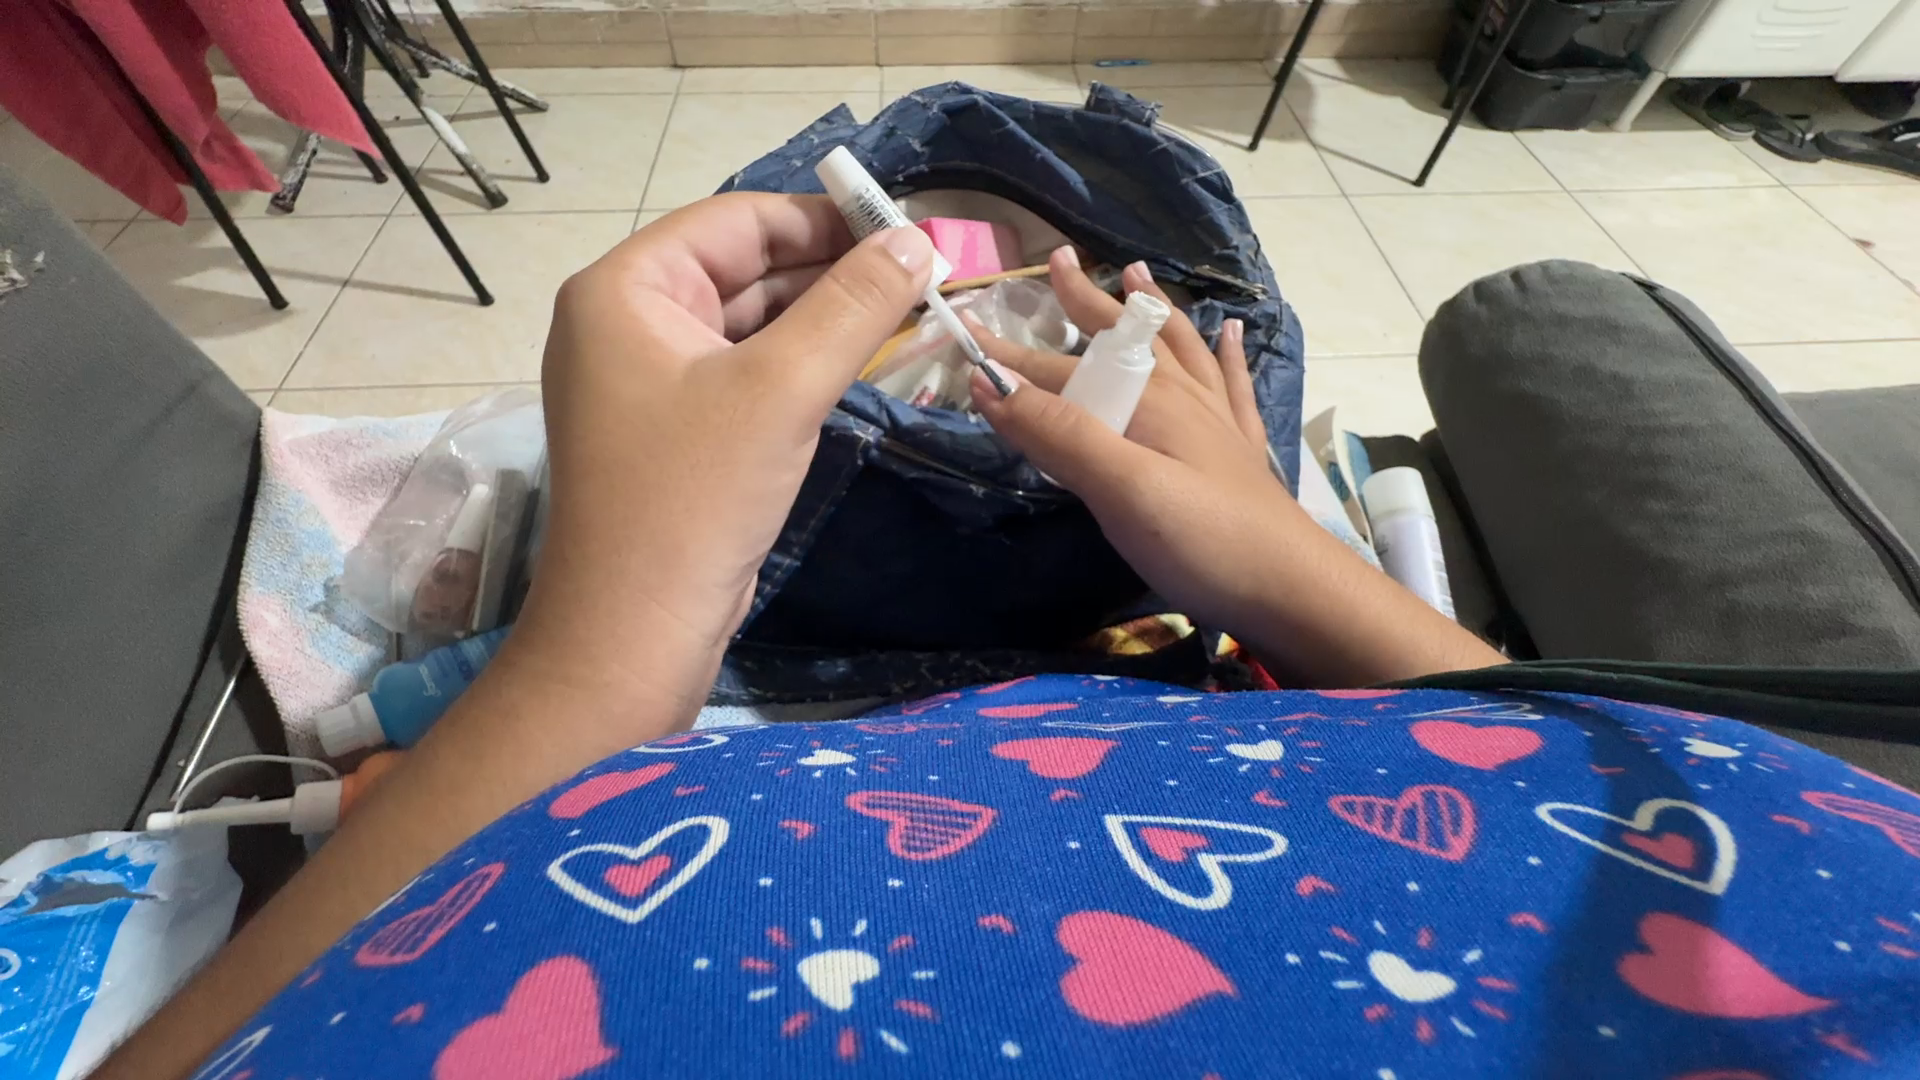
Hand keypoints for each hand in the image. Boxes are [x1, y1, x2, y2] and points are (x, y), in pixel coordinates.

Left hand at [519, 193, 935, 716]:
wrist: (638, 630)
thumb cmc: (697, 497)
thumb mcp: (783, 390)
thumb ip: (854, 308)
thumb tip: (918, 242)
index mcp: (627, 289)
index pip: (739, 221)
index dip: (825, 219)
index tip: (904, 232)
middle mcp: (631, 324)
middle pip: (746, 271)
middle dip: (832, 273)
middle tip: (919, 277)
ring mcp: (654, 382)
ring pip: (752, 328)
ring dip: (823, 322)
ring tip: (904, 315)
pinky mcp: (682, 433)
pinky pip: (748, 377)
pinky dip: (801, 368)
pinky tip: (855, 366)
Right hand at [969, 248, 1502, 684]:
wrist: (1292, 591)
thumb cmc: (1201, 540)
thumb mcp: (1121, 487)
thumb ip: (1059, 432)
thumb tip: (990, 382)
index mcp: (1147, 401)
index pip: (1059, 371)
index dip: (1008, 357)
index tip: (963, 332)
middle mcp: (1182, 398)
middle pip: (1122, 340)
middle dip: (1085, 302)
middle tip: (1060, 261)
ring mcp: (1216, 422)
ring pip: (1178, 349)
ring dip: (1152, 311)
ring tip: (1137, 275)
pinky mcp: (1238, 452)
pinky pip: (1230, 385)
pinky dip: (1225, 355)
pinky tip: (1231, 335)